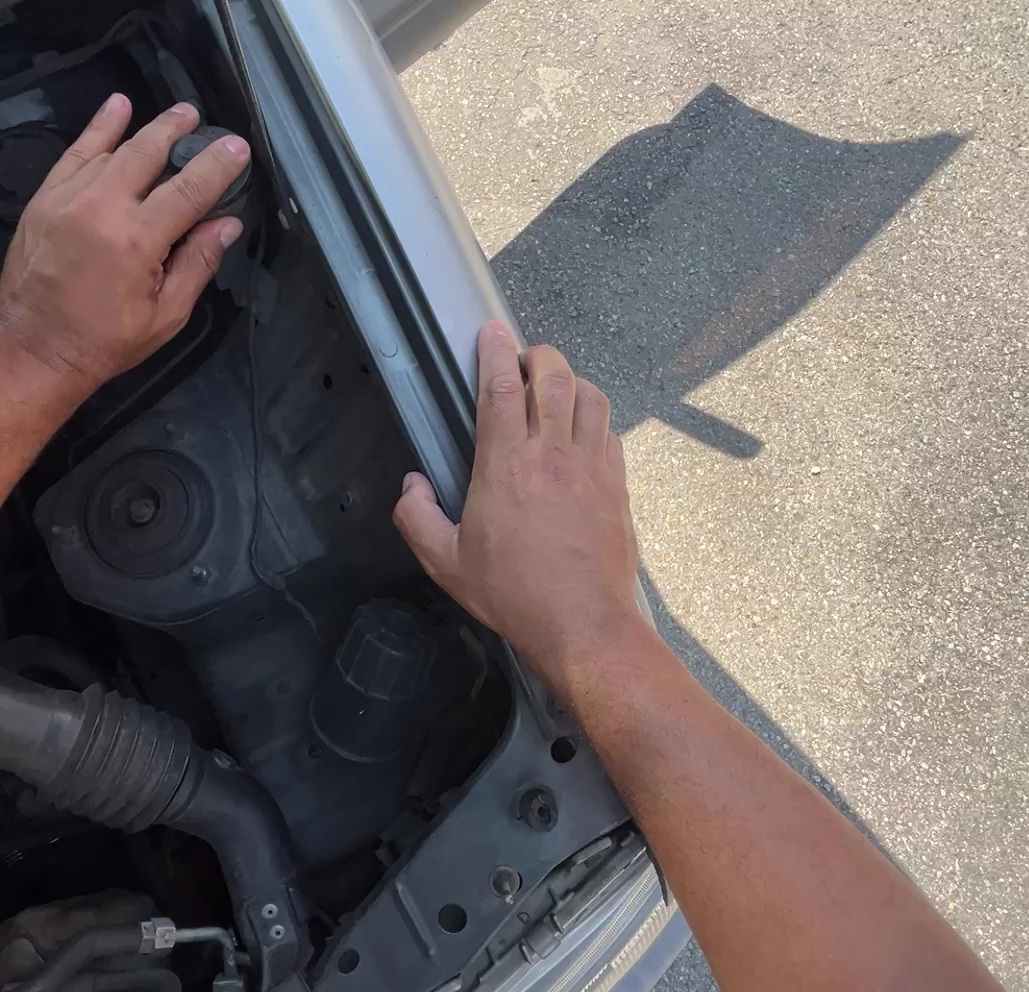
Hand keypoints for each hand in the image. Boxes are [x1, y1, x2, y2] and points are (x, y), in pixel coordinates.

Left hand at [0, 95, 248, 390]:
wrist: (37, 347)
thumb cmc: (106, 341)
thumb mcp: (167, 314)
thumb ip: (197, 263)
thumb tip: (226, 225)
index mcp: (138, 240)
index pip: (188, 191)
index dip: (216, 166)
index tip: (237, 147)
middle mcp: (102, 207)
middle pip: (148, 154)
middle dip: (178, 132)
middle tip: (199, 119)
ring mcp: (68, 197)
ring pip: (113, 149)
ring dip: (145, 129)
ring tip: (172, 116)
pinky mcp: (45, 198)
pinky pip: (75, 152)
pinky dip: (97, 128)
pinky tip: (115, 108)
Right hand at [394, 323, 651, 692]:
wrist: (581, 622)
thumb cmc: (511, 593)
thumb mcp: (445, 563)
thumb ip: (416, 518)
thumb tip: (412, 485)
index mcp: (504, 465)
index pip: (499, 388)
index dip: (494, 352)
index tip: (491, 331)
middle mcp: (551, 454)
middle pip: (552, 377)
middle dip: (537, 355)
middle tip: (524, 360)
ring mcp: (590, 466)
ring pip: (589, 396)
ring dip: (572, 380)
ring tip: (556, 388)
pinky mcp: (616, 484)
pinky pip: (610, 429)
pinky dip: (595, 414)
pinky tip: (583, 428)